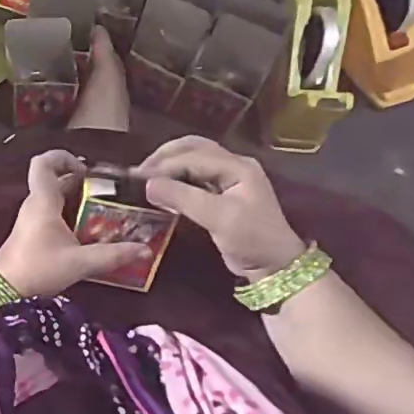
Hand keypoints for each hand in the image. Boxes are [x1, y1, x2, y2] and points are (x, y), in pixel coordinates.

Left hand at [0, 151, 151, 296]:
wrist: (2, 292)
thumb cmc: (37, 269)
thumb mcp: (79, 262)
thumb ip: (113, 255)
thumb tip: (145, 251)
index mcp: (43, 201)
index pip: (44, 162)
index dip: (65, 157)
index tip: (87, 171)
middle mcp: (35, 205)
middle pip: (56, 181)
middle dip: (82, 183)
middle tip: (108, 195)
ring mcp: (30, 220)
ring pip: (55, 199)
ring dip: (77, 202)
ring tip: (104, 213)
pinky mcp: (30, 235)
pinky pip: (51, 215)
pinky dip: (69, 217)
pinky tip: (88, 233)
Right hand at [137, 136, 305, 279]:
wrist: (275, 266)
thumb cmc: (251, 240)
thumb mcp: (218, 218)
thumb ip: (183, 198)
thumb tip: (149, 184)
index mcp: (237, 166)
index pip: (193, 156)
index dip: (164, 165)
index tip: (137, 178)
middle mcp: (234, 165)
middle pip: (194, 148)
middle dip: (165, 157)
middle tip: (140, 172)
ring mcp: (229, 179)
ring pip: (193, 160)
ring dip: (169, 166)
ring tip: (147, 179)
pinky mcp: (223, 194)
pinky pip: (195, 177)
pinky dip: (176, 179)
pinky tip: (163, 190)